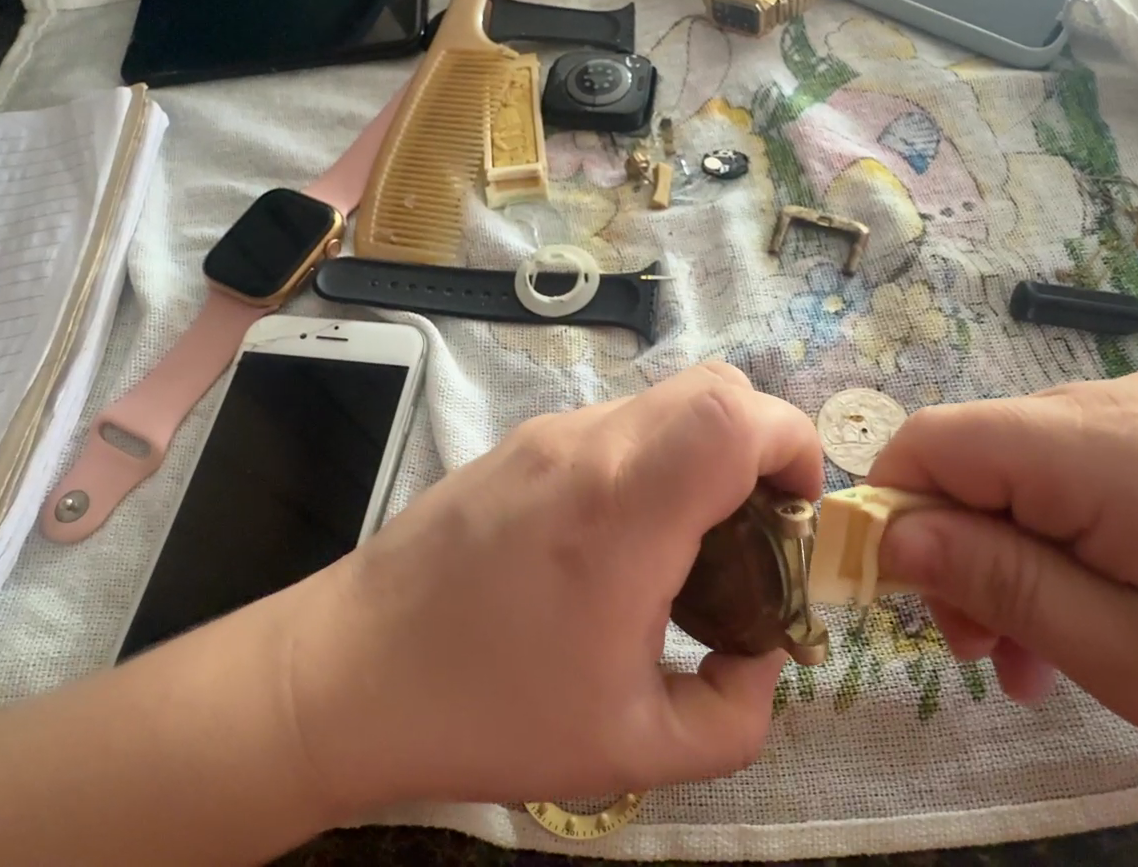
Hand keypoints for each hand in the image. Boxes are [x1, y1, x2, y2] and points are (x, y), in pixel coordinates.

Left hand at [283, 362, 821, 813]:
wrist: (342, 676)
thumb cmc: (487, 712)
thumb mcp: (632, 749)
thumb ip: (735, 717)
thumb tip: (763, 658)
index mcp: (624, 509)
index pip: (736, 412)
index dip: (792, 444)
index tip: (795, 514)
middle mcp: (588, 446)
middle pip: (712, 388)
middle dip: (761, 446)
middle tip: (753, 530)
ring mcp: (546, 435)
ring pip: (663, 403)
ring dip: (704, 454)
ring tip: (685, 544)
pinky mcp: (517, 445)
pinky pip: (616, 426)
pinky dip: (653, 461)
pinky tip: (619, 540)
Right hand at [867, 370, 1137, 805]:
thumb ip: (1005, 581)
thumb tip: (893, 534)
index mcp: (1107, 450)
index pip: (935, 441)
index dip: (890, 508)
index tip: (899, 598)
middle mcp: (1117, 404)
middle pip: (971, 455)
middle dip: (951, 547)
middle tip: (983, 652)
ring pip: (1014, 467)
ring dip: (1001, 553)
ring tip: (1033, 656)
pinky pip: (1070, 472)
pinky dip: (1051, 537)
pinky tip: (1084, 609)